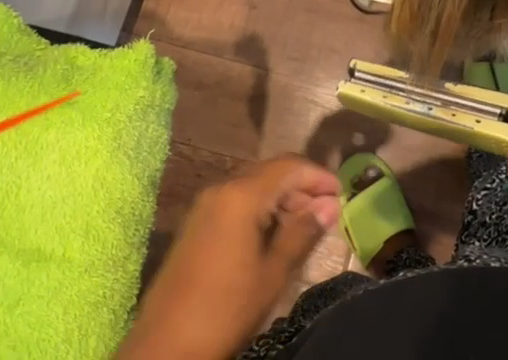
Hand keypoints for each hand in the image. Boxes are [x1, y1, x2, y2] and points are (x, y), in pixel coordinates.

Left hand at [118, 156, 339, 359]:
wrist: (165, 346)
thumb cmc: (226, 309)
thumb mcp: (273, 273)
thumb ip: (302, 232)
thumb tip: (329, 204)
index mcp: (240, 195)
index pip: (289, 166)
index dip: (318, 176)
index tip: (341, 194)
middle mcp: (220, 189)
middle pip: (269, 171)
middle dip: (300, 186)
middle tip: (326, 212)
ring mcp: (204, 206)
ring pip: (252, 186)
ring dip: (281, 197)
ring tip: (305, 226)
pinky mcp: (195, 224)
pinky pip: (236, 201)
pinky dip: (260, 208)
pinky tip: (273, 234)